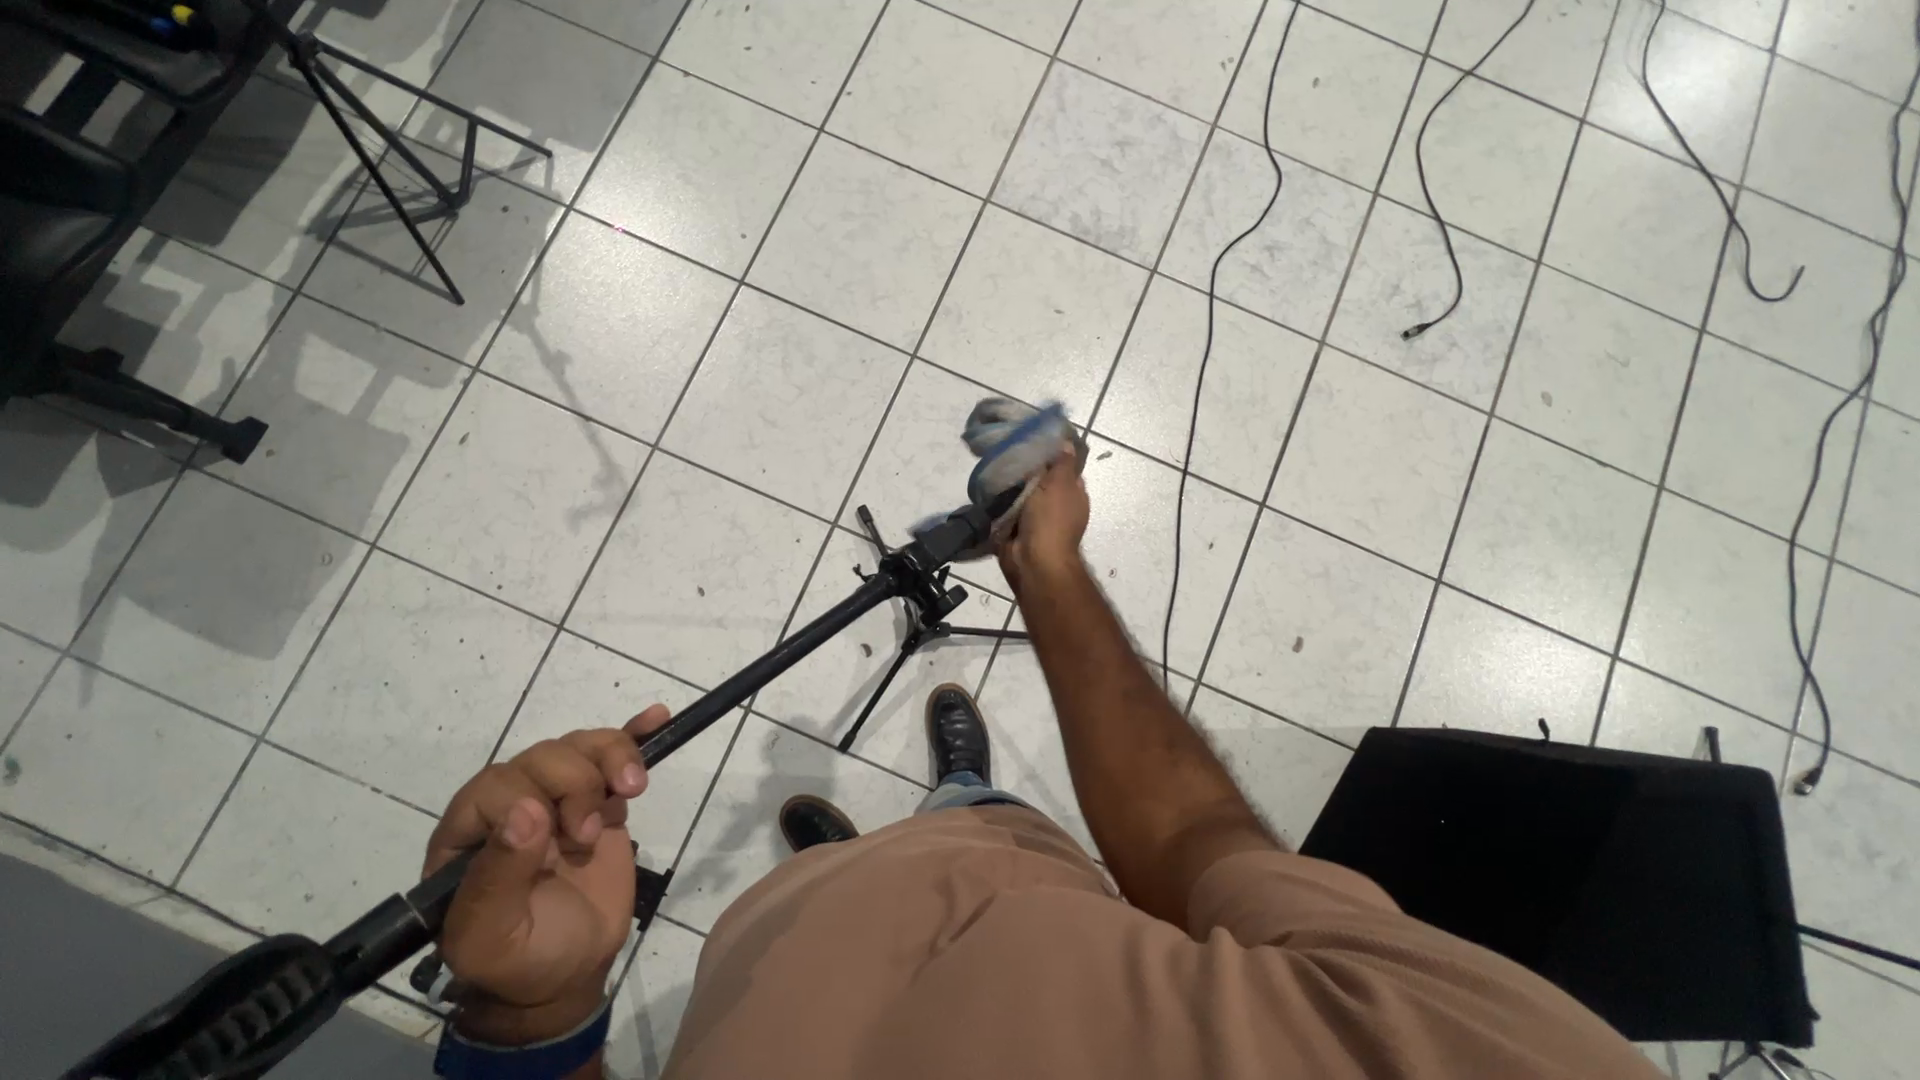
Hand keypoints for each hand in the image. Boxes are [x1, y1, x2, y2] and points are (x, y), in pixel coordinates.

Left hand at [424, 705, 670, 1043]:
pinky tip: (657, 717)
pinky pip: (613, 755)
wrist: (565, 975)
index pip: (494, 786)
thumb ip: (496, 878)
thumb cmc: (518, 960)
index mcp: (469, 833)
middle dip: (575, 785)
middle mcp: (511, 805)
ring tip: (633, 790)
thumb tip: (526, 813)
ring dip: (612, 758)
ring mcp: (560, 799)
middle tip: (590, 836)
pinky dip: (635, 733)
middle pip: (544, 757)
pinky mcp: (602, 803)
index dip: (527, 800)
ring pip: (581, 748)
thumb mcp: (490, 937)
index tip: (556, 843)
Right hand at [997, 449, 1088, 592]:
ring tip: (993, 462)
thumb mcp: (1061, 483)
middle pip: (1039, 479)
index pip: (1063, 467)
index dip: (1050, 453)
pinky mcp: (1015, 527)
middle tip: (1006, 448)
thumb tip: (1066, 441)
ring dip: (1008, 483)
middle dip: (1025, 468)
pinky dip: (997, 500)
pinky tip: (986, 485)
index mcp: (1073, 494)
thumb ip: (1062, 462)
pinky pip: (1005, 508)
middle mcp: (1056, 505)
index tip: (1031, 438)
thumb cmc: (1051, 520)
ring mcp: (1035, 518)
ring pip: (1020, 492)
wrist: (1032, 562)